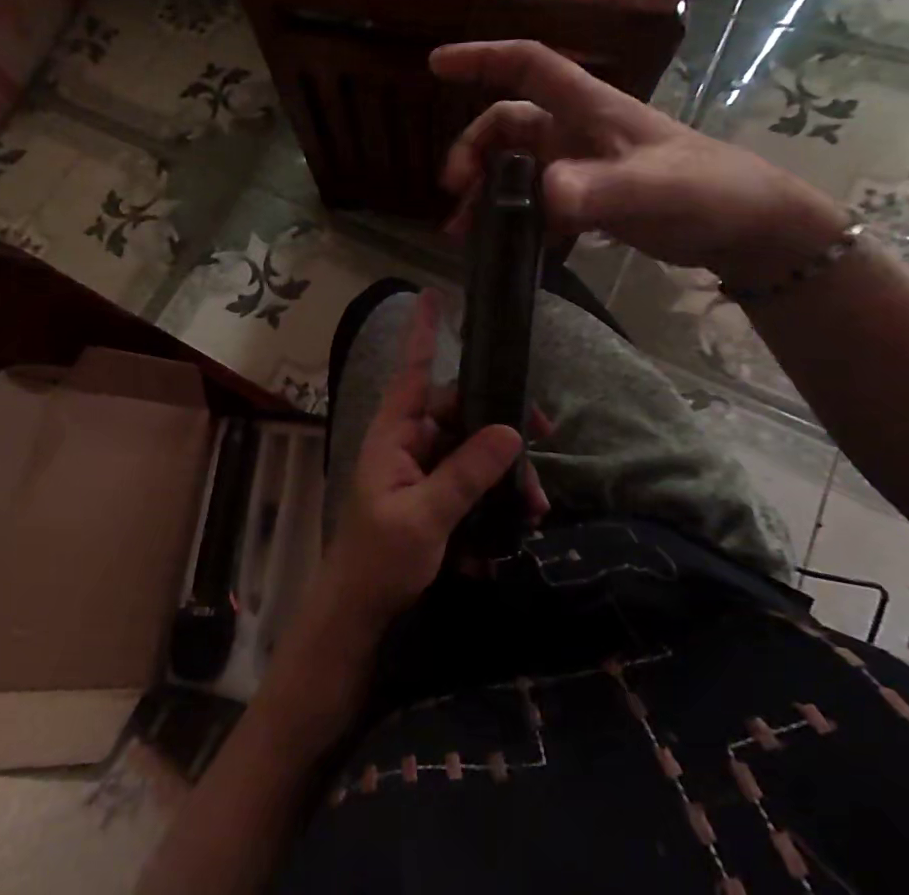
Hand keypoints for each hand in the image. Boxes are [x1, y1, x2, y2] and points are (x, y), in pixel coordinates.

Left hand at [319, 289, 530, 635]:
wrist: (361, 612)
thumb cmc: (378, 560)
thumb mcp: (425, 517)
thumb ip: (465, 473)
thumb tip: (512, 431)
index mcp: (394, 437)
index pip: (412, 374)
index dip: (422, 334)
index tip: (433, 295)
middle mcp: (410, 445)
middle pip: (462, 413)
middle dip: (504, 426)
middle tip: (547, 436)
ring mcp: (423, 471)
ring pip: (475, 451)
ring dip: (507, 473)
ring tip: (537, 506)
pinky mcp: (436, 497)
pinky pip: (472, 482)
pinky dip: (496, 497)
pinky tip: (519, 523)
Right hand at [430, 39, 850, 280]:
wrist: (745, 227)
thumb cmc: (705, 191)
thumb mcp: (653, 189)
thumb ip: (600, 190)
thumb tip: (544, 197)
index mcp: (591, 108)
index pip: (528, 66)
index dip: (480, 59)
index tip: (435, 66)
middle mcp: (580, 131)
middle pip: (510, 126)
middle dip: (475, 155)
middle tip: (454, 197)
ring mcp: (586, 168)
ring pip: (520, 171)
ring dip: (489, 198)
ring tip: (466, 237)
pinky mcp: (594, 201)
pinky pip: (541, 206)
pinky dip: (520, 224)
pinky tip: (511, 252)